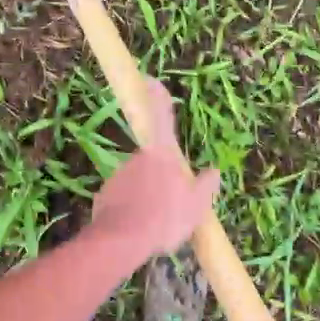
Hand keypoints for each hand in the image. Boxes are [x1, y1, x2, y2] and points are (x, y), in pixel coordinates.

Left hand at [88, 78, 220, 256]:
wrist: (122, 241)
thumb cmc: (165, 217)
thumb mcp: (197, 206)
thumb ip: (206, 186)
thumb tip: (214, 172)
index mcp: (162, 153)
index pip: (160, 116)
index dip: (156, 96)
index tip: (148, 79)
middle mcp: (138, 157)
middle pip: (152, 158)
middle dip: (160, 175)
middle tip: (171, 202)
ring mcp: (119, 174)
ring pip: (137, 180)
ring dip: (147, 194)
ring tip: (157, 222)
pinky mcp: (105, 195)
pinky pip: (124, 198)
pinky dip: (132, 209)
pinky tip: (140, 229)